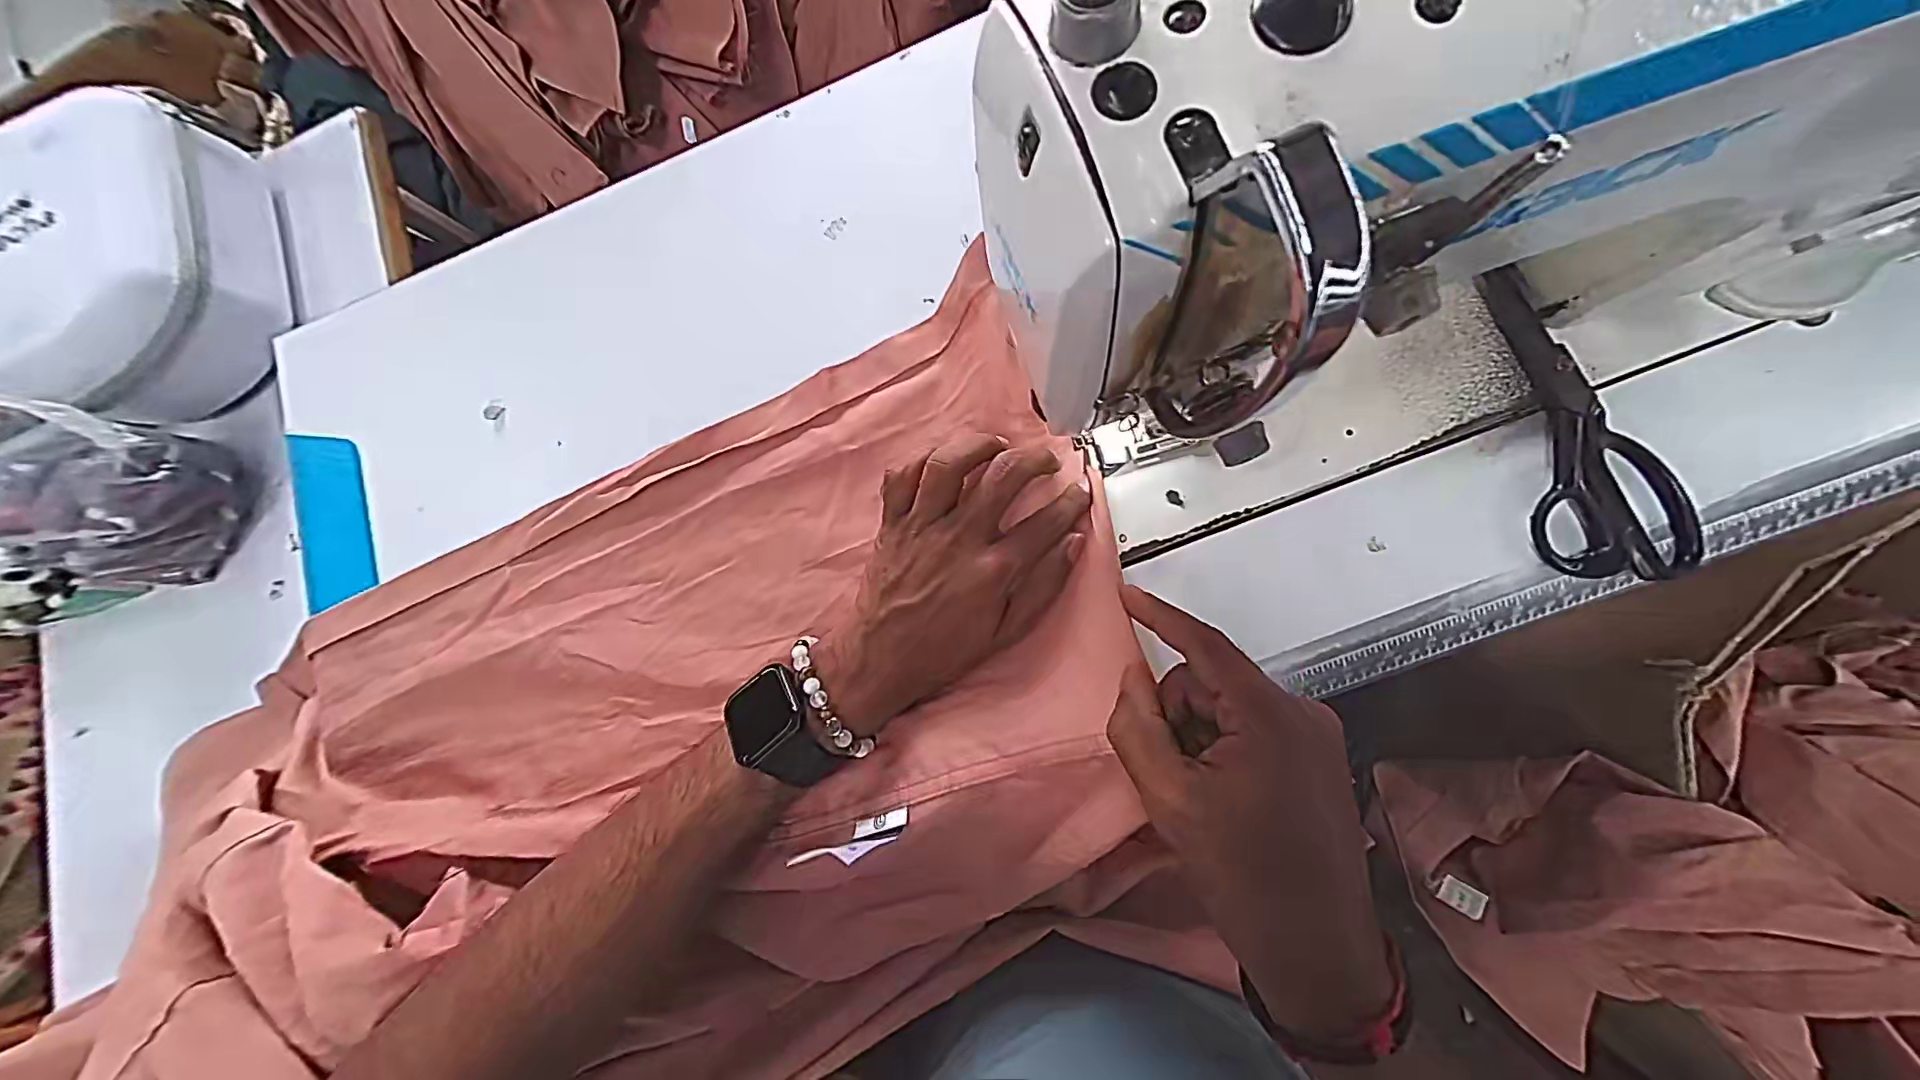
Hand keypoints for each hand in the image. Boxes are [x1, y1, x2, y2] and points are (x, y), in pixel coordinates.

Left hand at [816, 433, 1092, 732]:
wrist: (881, 659)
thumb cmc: (941, 650)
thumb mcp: (1005, 632)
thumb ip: (1044, 587)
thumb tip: (1072, 545)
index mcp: (992, 570)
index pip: (1045, 521)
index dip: (1071, 501)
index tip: (1079, 491)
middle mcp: (958, 540)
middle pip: (1003, 476)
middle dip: (1034, 459)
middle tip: (1045, 461)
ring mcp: (922, 528)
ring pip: (950, 464)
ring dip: (978, 445)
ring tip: (996, 447)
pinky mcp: (893, 525)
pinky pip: (902, 476)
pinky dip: (922, 460)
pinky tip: (943, 462)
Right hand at [1106, 586, 1393, 1043]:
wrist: (1315, 948)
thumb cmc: (1242, 875)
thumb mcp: (1169, 800)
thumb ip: (1137, 728)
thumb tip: (1132, 679)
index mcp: (1269, 716)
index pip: (1205, 646)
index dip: (1161, 616)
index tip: (1128, 594)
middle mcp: (1300, 712)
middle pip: (1209, 683)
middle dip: (1179, 716)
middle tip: (1173, 774)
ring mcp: (1315, 734)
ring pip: (1227, 706)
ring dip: (1199, 737)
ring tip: (1202, 795)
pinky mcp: (1317, 756)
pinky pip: (1250, 727)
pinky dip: (1222, 747)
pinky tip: (1224, 795)